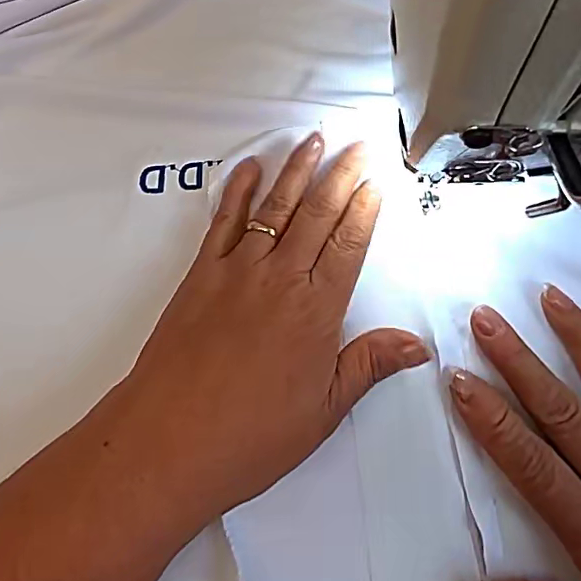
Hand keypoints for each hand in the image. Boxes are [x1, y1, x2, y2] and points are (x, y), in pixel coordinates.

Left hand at [101, 132, 430, 520]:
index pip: (350, 243)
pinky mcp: (203, 272)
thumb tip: (411, 348)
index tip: (375, 184)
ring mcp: (238, 270)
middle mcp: (280, 279)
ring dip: (298, 169)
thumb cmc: (244, 434)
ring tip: (314, 142)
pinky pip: (225, 219)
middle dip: (342, 173)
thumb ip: (367, 365)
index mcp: (315, 311)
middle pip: (319, 211)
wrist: (169, 439)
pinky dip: (238, 190)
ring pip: (277, 205)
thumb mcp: (322, 410)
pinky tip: (250, 169)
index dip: (366, 208)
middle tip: (357, 147)